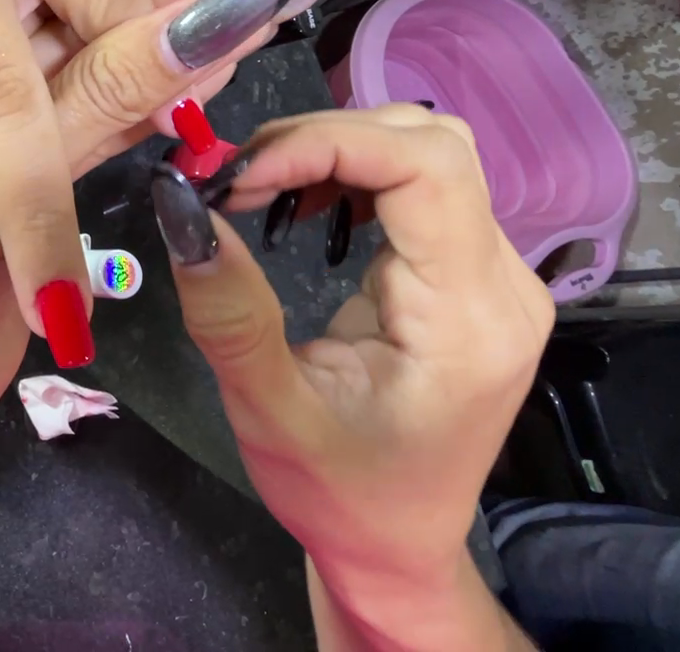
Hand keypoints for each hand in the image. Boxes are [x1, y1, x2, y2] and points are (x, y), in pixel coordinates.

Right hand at [152, 106, 552, 647]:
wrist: (394, 540)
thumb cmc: (335, 489)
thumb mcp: (267, 409)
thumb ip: (228, 311)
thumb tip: (180, 207)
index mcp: (467, 316)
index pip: (427, 168)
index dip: (324, 144)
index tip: (237, 174)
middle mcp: (498, 281)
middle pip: (430, 144)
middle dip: (320, 138)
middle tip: (235, 179)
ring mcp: (488, 273)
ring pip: (423, 151)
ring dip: (328, 148)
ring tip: (256, 187)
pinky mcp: (461, 272)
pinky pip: (413, 183)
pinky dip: (342, 170)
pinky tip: (296, 202)